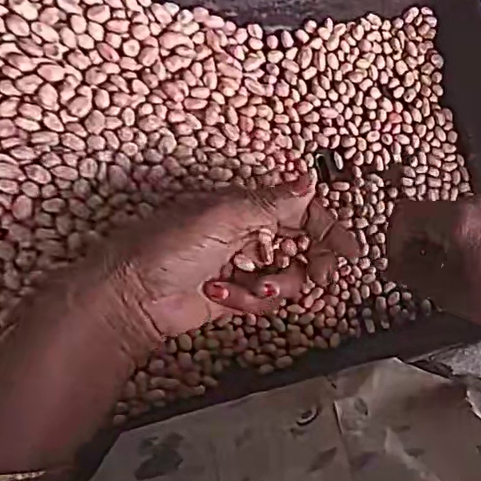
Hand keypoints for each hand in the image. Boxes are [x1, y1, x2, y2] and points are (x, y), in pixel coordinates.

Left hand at [79, 173, 362, 352]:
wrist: (131, 298)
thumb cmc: (167, 248)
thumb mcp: (224, 218)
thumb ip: (272, 203)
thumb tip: (309, 179)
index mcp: (248, 209)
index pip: (303, 214)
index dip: (328, 231)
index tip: (349, 253)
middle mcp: (251, 235)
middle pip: (304, 248)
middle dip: (312, 265)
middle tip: (318, 278)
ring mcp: (245, 266)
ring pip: (290, 278)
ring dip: (277, 286)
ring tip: (254, 290)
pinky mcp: (238, 294)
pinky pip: (266, 300)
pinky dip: (250, 301)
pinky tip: (223, 296)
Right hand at [386, 195, 480, 346]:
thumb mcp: (447, 292)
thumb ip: (412, 274)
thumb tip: (394, 267)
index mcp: (457, 218)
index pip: (404, 216)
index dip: (393, 243)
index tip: (395, 266)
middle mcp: (471, 204)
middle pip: (422, 214)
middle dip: (411, 243)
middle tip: (409, 272)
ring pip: (440, 219)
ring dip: (430, 243)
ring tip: (433, 274)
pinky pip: (461, 222)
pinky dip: (449, 241)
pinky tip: (454, 268)